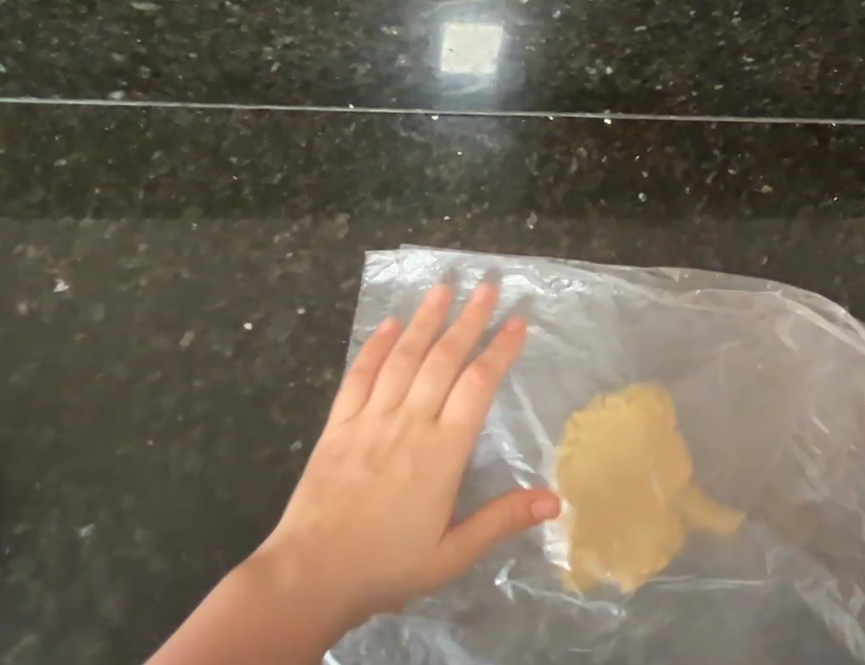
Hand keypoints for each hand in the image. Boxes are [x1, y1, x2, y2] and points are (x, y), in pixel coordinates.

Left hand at [150, 281, 554, 664]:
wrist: (308, 578)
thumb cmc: (387, 565)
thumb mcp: (453, 555)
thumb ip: (502, 520)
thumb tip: (555, 500)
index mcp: (442, 452)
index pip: (478, 386)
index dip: (499, 350)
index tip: (517, 322)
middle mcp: (409, 424)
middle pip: (443, 360)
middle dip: (467, 320)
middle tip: (486, 287)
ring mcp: (370, 420)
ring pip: (403, 358)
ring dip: (424, 320)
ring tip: (442, 288)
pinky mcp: (337, 426)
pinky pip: (359, 377)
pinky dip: (375, 347)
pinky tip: (388, 325)